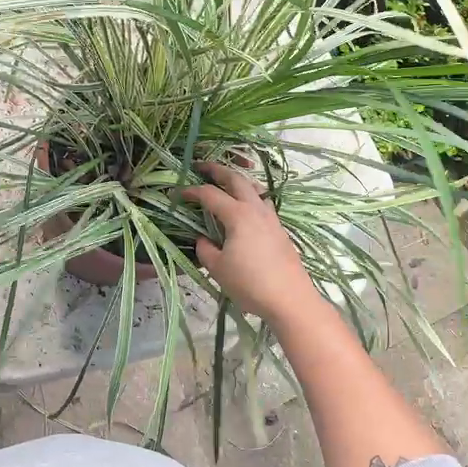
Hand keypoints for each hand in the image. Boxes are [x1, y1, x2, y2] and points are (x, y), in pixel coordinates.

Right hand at [180, 162, 321, 324]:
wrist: (291, 300)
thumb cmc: (250, 284)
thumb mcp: (218, 269)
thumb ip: (205, 249)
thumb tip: (204, 239)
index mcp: (238, 215)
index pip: (209, 194)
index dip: (191, 191)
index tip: (176, 193)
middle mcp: (255, 209)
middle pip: (236, 179)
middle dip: (217, 170)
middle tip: (200, 166)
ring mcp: (271, 218)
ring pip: (254, 187)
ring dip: (237, 180)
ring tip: (225, 182)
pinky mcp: (280, 229)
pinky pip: (262, 202)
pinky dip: (249, 195)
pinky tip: (245, 208)